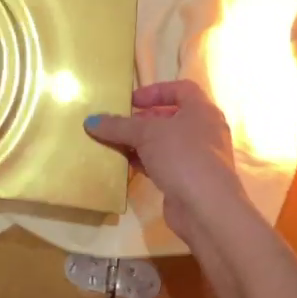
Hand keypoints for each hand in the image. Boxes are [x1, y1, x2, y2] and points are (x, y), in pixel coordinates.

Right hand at [85, 80, 245, 236]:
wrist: (206, 208)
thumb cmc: (182, 156)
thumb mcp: (146, 134)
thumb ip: (118, 126)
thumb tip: (90, 122)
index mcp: (202, 111)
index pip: (181, 89)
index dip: (155, 91)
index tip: (132, 101)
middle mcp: (204, 131)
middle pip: (171, 117)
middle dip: (144, 119)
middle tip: (121, 123)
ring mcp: (198, 157)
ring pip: (165, 142)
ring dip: (141, 142)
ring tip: (116, 143)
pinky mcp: (189, 179)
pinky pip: (164, 163)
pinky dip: (145, 161)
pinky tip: (126, 164)